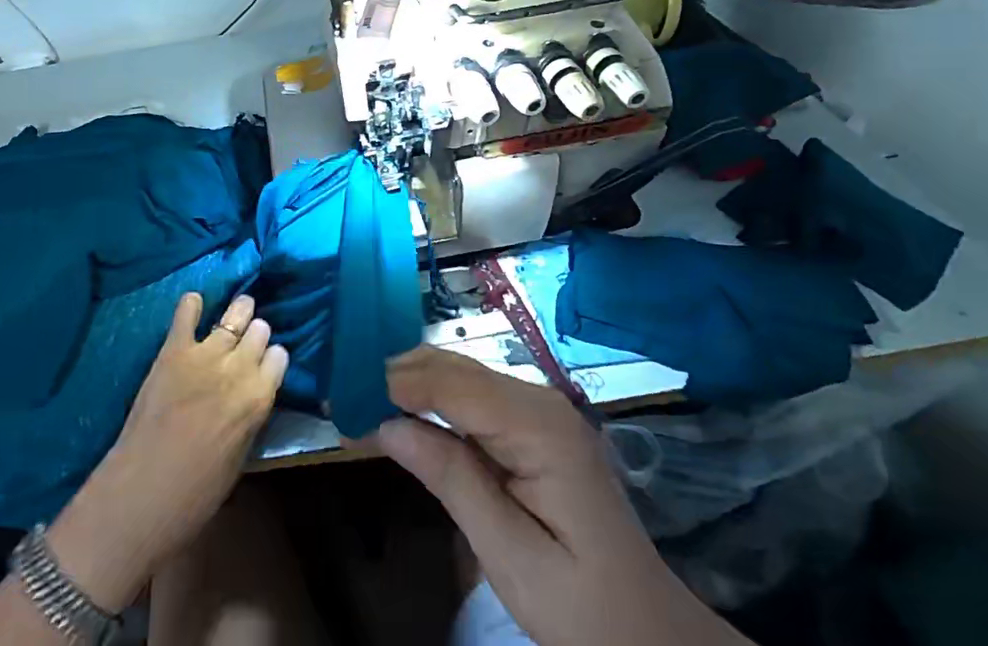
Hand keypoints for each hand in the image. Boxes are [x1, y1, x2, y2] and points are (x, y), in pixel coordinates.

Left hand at [45, 293, 286, 610]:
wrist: (142, 492)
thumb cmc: (198, 492)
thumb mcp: (241, 455)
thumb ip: (250, 416)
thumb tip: (250, 398)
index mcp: (260, 397)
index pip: (280, 357)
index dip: (271, 359)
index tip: (265, 364)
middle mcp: (239, 368)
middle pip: (260, 331)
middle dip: (256, 335)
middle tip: (248, 341)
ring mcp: (204, 355)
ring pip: (233, 316)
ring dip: (238, 313)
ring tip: (239, 309)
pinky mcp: (172, 351)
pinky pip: (185, 314)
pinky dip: (191, 305)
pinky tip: (195, 301)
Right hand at [370, 348, 747, 645]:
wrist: (646, 626)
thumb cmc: (582, 602)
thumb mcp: (510, 554)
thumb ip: (451, 479)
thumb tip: (387, 424)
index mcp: (540, 427)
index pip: (454, 385)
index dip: (396, 382)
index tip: (342, 390)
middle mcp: (540, 401)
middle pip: (455, 368)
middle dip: (397, 375)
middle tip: (342, 393)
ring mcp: (540, 410)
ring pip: (461, 375)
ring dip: (410, 384)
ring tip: (360, 401)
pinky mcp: (534, 425)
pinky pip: (474, 398)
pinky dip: (433, 401)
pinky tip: (404, 414)